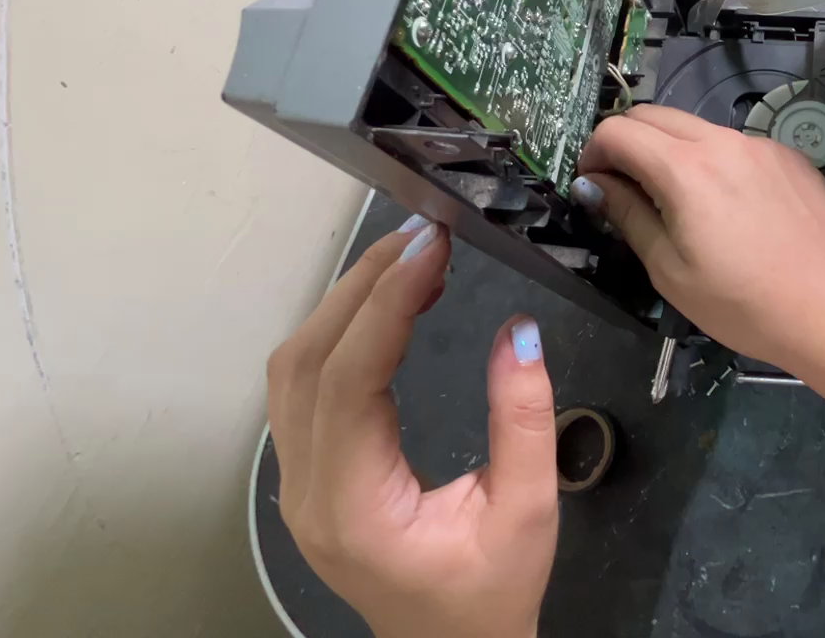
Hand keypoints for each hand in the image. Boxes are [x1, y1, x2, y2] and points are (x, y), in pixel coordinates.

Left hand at [266, 219, 557, 637]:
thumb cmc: (491, 590)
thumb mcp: (529, 510)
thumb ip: (524, 421)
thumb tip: (520, 331)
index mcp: (355, 504)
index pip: (351, 379)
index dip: (388, 303)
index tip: (434, 246)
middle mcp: (306, 488)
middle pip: (307, 361)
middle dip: (364, 284)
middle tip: (427, 235)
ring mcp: (299, 481)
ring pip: (295, 367)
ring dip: (349, 300)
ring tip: (415, 257)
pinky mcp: (312, 470)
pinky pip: (308, 382)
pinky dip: (345, 327)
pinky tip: (394, 303)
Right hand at [573, 105, 824, 370]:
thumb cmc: (742, 304)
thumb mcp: (670, 270)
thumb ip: (628, 214)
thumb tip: (595, 183)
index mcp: (687, 168)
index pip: (619, 130)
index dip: (593, 152)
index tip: (592, 183)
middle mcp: (725, 141)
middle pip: (655, 115)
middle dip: (627, 141)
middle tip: (623, 186)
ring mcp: (762, 144)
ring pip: (697, 127)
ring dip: (671, 149)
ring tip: (676, 200)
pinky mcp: (789, 155)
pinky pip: (736, 144)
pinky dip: (714, 160)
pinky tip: (729, 206)